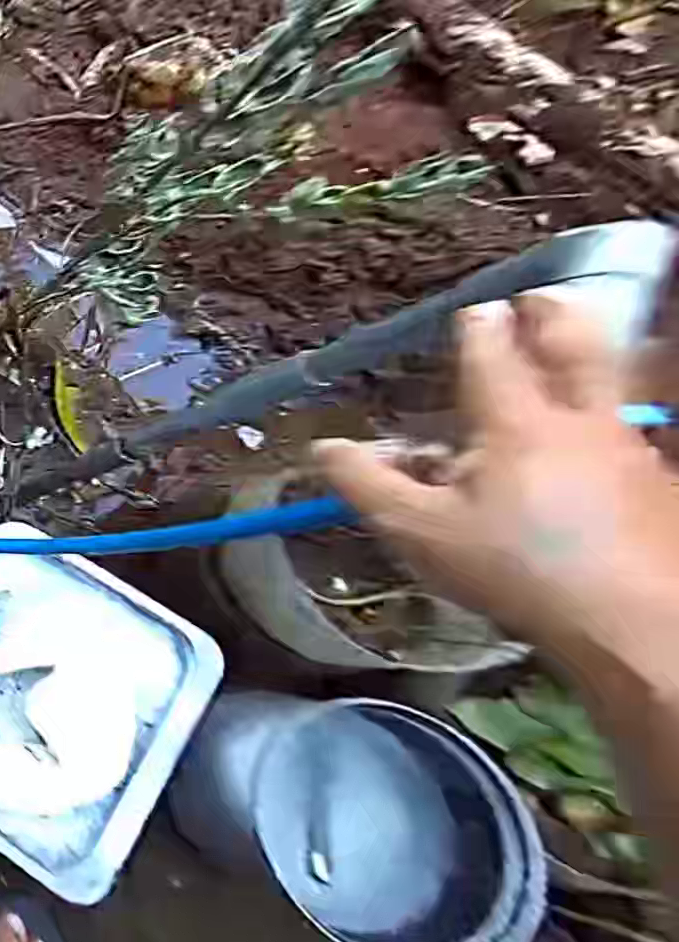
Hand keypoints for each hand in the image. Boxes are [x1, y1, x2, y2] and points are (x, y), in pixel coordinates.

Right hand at [314, 295, 678, 656]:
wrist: (629, 617)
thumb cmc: (505, 563)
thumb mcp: (409, 524)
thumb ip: (362, 480)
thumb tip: (322, 447)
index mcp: (517, 431)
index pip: (492, 367)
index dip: (478, 336)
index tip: (471, 311)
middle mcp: (580, 427)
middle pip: (579, 354)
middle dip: (558, 319)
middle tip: (540, 296)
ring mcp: (625, 452)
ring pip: (611, 386)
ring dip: (590, 354)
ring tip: (573, 341)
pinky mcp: (648, 483)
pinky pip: (618, 426)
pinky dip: (599, 406)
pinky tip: (584, 424)